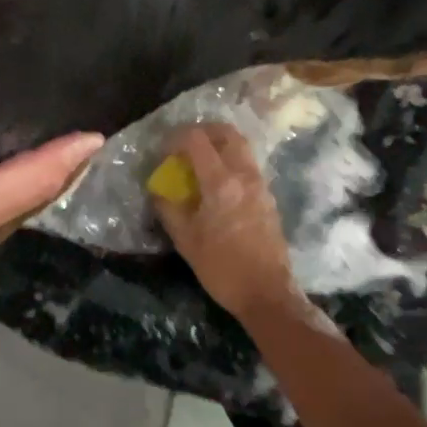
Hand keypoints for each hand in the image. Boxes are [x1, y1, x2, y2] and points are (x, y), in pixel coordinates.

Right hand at [152, 123, 297, 319]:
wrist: (268, 294)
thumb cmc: (222, 267)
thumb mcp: (185, 240)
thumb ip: (168, 208)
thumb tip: (157, 189)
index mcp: (220, 182)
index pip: (196, 139)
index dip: (176, 138)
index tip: (164, 152)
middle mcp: (243, 174)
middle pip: (226, 132)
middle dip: (203, 131)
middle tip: (185, 145)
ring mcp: (260, 184)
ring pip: (241, 146)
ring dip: (219, 145)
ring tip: (201, 162)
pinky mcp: (268, 197)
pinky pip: (248, 164)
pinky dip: (231, 161)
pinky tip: (219, 184)